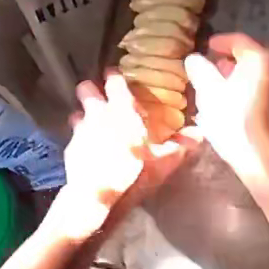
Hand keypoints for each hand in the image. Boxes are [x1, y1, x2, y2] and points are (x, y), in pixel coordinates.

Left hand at [46, 74, 197, 238]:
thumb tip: (198, 135)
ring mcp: (80, 129)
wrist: (95, 193)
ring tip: (93, 124)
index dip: (114, 76)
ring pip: (77, 111)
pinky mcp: (70, 146)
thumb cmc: (131, 172)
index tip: (117, 77)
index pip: (113, 80)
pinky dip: (80, 137)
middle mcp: (97, 113)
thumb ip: (178, 146)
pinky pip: (74, 134)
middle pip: (85, 87)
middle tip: (101, 98)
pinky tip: (88, 148)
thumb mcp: (161, 162)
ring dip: (84, 114)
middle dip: (91, 90)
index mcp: (120, 109)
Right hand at [183, 32, 268, 187]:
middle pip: (252, 58)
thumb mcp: (210, 95)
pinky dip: (251, 91)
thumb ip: (201, 72)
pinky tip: (237, 106)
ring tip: (222, 89)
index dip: (220, 42)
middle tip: (212, 69)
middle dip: (231, 62)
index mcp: (262, 59)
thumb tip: (195, 58)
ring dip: (241, 78)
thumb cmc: (235, 123)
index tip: (207, 47)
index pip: (239, 40)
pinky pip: (267, 91)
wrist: (268, 162)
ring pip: (260, 76)